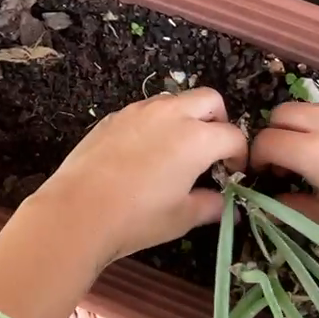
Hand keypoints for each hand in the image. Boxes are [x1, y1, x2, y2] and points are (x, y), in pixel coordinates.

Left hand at [18, 88, 247, 268]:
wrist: (78, 210)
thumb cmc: (137, 217)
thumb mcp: (181, 218)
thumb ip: (210, 205)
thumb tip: (224, 205)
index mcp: (196, 137)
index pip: (233, 135)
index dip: (240, 155)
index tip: (232, 174)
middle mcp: (171, 113)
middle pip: (209, 99)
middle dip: (218, 121)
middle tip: (211, 152)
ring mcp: (140, 110)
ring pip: (176, 100)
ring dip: (186, 118)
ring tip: (176, 152)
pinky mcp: (116, 115)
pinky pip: (146, 110)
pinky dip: (156, 124)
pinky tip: (143, 154)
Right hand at [250, 98, 318, 260]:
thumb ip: (294, 208)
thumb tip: (272, 200)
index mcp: (313, 151)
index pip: (266, 141)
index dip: (258, 158)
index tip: (266, 174)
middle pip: (281, 114)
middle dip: (276, 136)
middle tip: (288, 162)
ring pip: (310, 108)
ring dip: (303, 127)